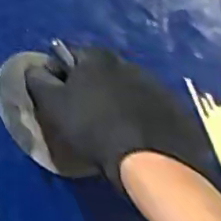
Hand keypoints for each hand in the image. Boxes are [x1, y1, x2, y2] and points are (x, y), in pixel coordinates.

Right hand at [26, 46, 213, 188]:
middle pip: (103, 70)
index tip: (58, 90)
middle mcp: (131, 66)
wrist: (155, 167)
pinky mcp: (183, 115)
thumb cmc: (93, 128)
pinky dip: (144, 117)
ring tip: (113, 123)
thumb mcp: (51, 103)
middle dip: (93, 83)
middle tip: (84, 106)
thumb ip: (37, 79)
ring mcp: (161, 91)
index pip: (71, 53)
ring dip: (120, 99)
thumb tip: (37, 69)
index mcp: (97, 58)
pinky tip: (137, 135)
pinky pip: (154, 110)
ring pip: (130, 89)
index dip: (61, 70)